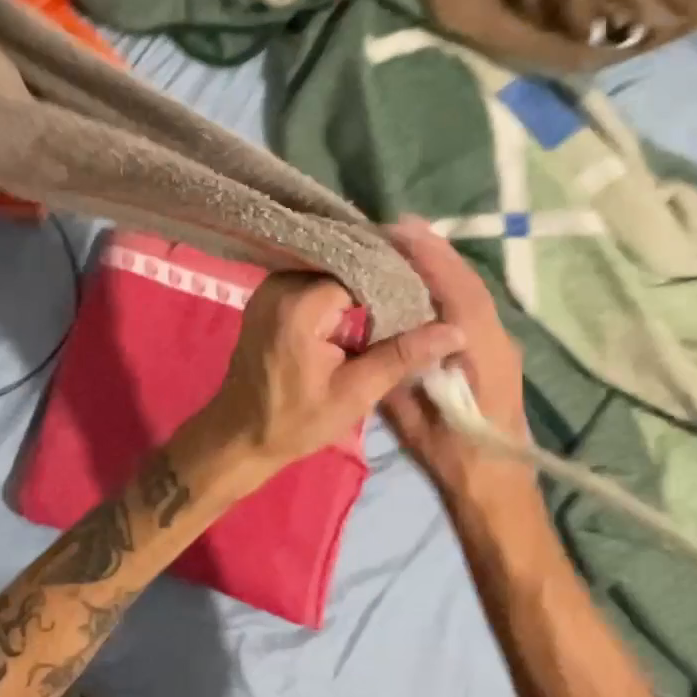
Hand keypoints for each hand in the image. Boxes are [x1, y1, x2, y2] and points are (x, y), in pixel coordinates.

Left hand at [195, 271, 465, 472]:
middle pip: (339, 263)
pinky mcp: (265, 298)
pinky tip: (360, 307)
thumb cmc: (296, 420)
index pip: (358, 269)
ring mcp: (267, 289)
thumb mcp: (355, 393)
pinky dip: (333, 289)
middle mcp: (278, 285)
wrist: (240, 433)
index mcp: (299, 304)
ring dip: (355, 282)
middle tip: (415, 294)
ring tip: (394, 299)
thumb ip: (402, 355)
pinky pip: (307, 279)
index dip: (392, 280)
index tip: (424, 293)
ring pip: (324, 268)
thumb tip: (456, 330)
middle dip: (375, 277)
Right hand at [377, 218, 534, 500]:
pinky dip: (443, 283)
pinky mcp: (490, 350)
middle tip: (389, 228)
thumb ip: (397, 366)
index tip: (396, 228)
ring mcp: (497, 343)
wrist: (496, 486)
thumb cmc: (453, 454)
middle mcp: (494, 337)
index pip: (457, 288)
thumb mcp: (412, 414)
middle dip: (431, 250)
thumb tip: (369, 327)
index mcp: (479, 349)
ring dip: (438, 263)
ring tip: (399, 244)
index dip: (429, 255)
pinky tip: (417, 278)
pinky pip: (466, 304)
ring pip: (469, 290)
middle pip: (466, 280)